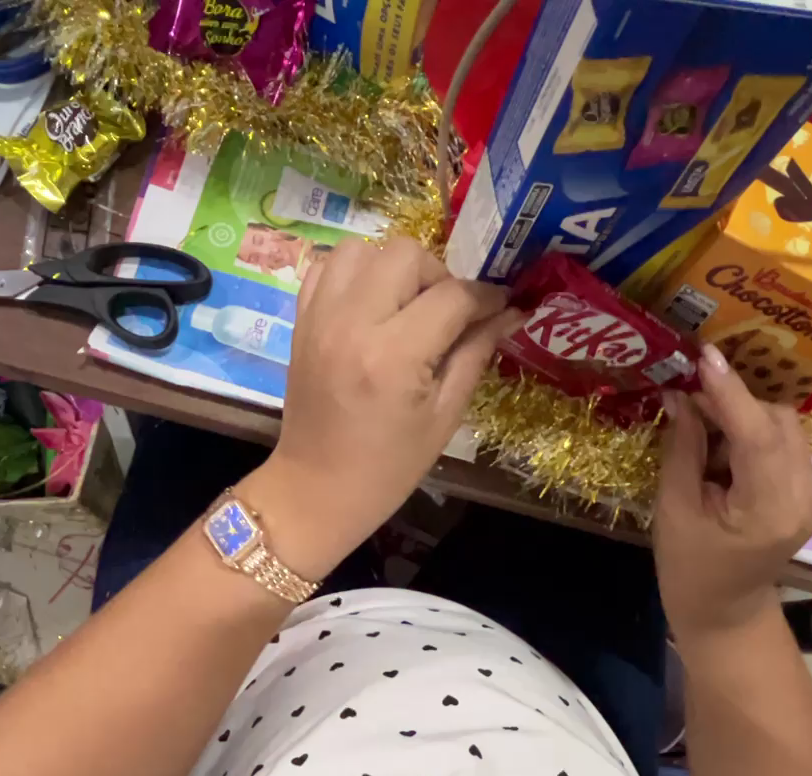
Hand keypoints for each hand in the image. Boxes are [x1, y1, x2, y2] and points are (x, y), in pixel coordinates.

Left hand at [240, 237, 522, 577]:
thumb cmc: (388, 468)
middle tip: (446, 313)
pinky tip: (371, 304)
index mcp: (393, 357)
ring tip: (406, 306)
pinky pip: (327, 266)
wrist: (316, 489)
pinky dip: (355, 273)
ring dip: (393, 267)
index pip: (452, 296)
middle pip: (405, 254)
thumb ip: (475, 355)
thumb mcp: (444, 418)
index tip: (500, 306)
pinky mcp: (301, 321)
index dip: (485, 297)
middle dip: (438, 276)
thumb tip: (511, 312)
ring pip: (363, 249)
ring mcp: (319, 318)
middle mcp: (352, 324)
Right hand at [654, 344, 811, 646]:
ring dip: (744, 415)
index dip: (730, 392)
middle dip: (735, 401)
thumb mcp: (674, 510)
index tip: (704, 355)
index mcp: (769, 510)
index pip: (756, 435)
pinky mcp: (806, 493)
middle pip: (779, 423)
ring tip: (703, 420)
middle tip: (690, 391)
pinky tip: (723, 441)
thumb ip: (683, 450)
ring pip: (785, 428)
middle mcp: (803, 497)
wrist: (723, 612)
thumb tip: (681, 396)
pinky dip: (753, 432)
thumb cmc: (688, 569)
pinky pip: (784, 444)